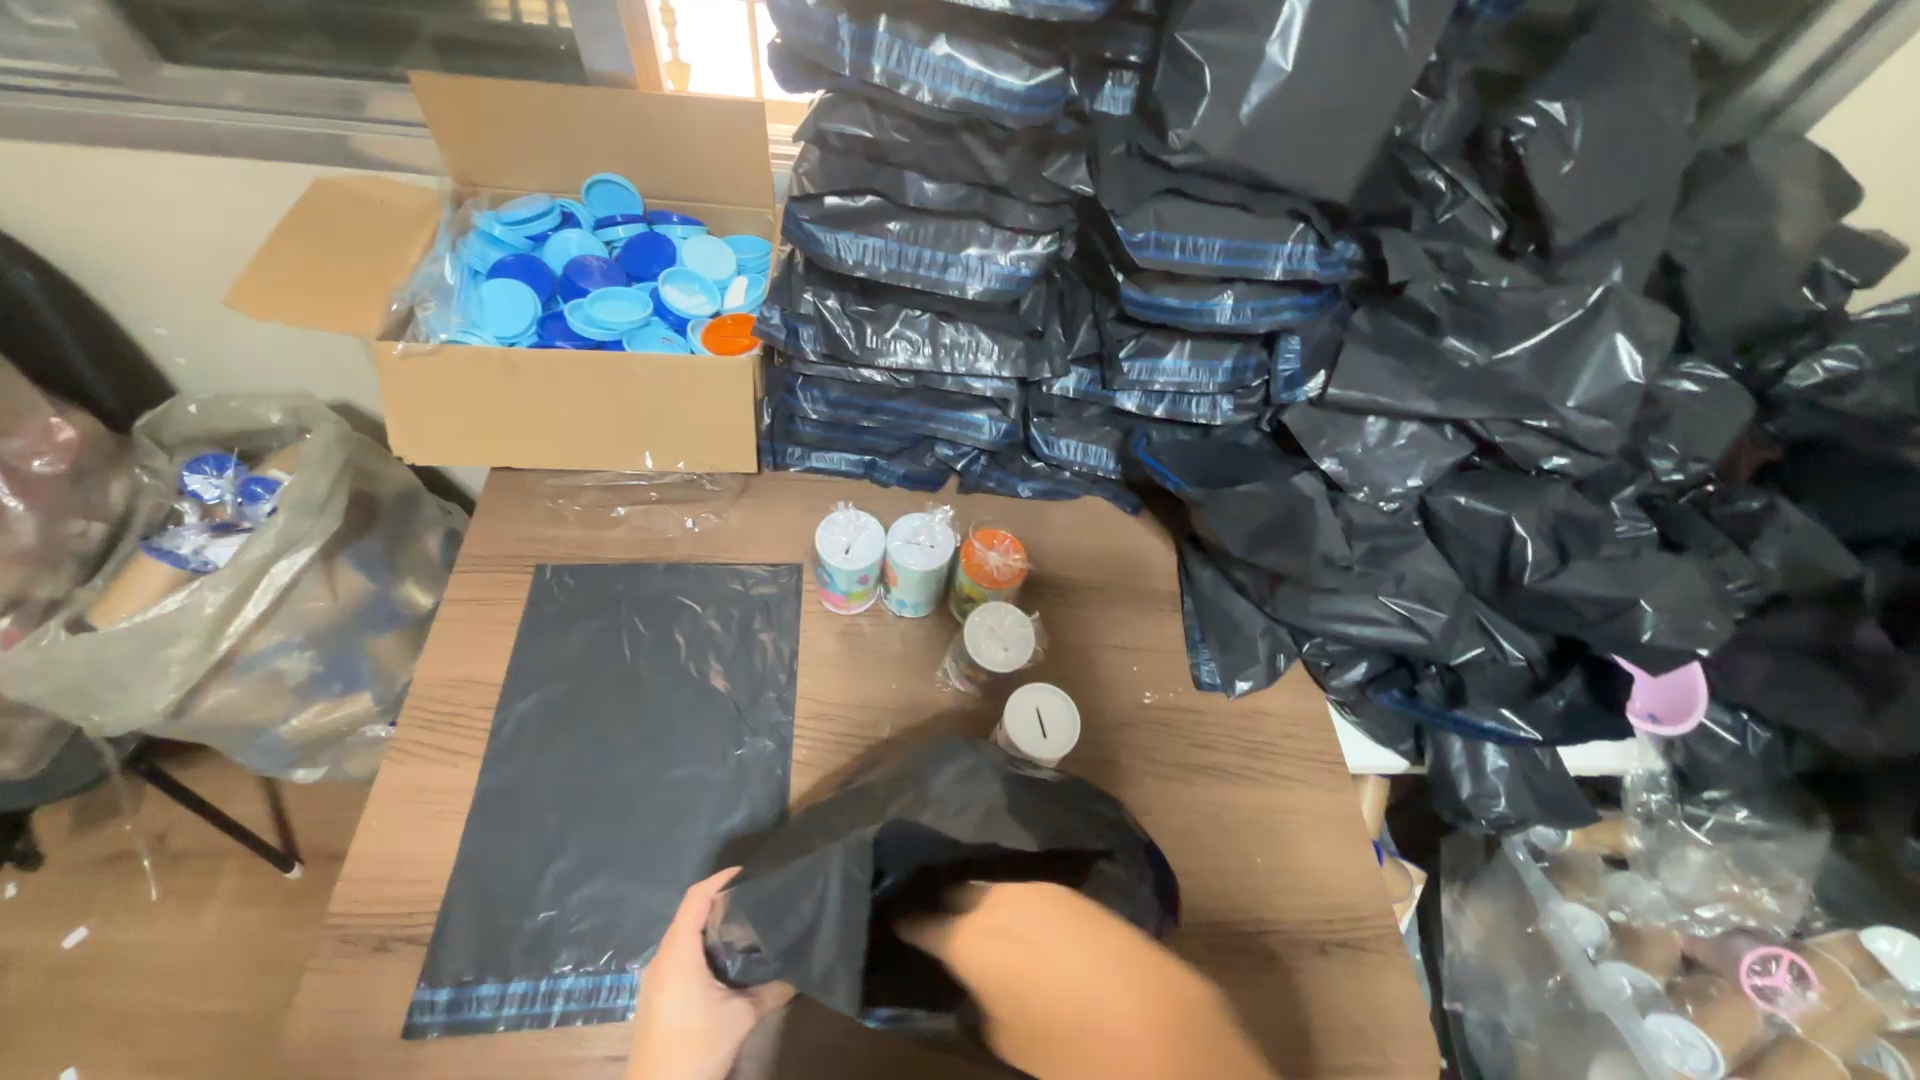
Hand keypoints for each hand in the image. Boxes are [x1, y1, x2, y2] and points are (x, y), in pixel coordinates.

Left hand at [627, 868, 794, 1079]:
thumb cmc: (697, 1049)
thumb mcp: (742, 1018)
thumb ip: (772, 990)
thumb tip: (800, 972)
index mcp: (679, 955)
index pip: (695, 899)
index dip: (718, 880)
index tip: (746, 872)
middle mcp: (663, 959)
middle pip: (688, 914)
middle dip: (718, 900)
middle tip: (754, 896)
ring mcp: (656, 978)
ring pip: (682, 935)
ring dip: (709, 924)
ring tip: (745, 921)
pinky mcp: (657, 994)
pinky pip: (678, 954)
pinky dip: (701, 944)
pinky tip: (725, 957)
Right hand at [898, 882, 1279, 1079]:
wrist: (1157, 1022)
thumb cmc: (1070, 1049)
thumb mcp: (1003, 1035)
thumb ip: (973, 997)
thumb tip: (965, 980)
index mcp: (969, 936)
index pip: (918, 918)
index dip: (903, 922)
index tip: (891, 925)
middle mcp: (996, 898)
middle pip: (952, 890)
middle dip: (938, 903)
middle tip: (926, 919)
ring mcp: (1036, 887)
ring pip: (987, 884)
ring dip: (972, 898)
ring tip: (965, 917)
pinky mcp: (1069, 890)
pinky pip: (1020, 888)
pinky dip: (1006, 900)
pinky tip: (1009, 918)